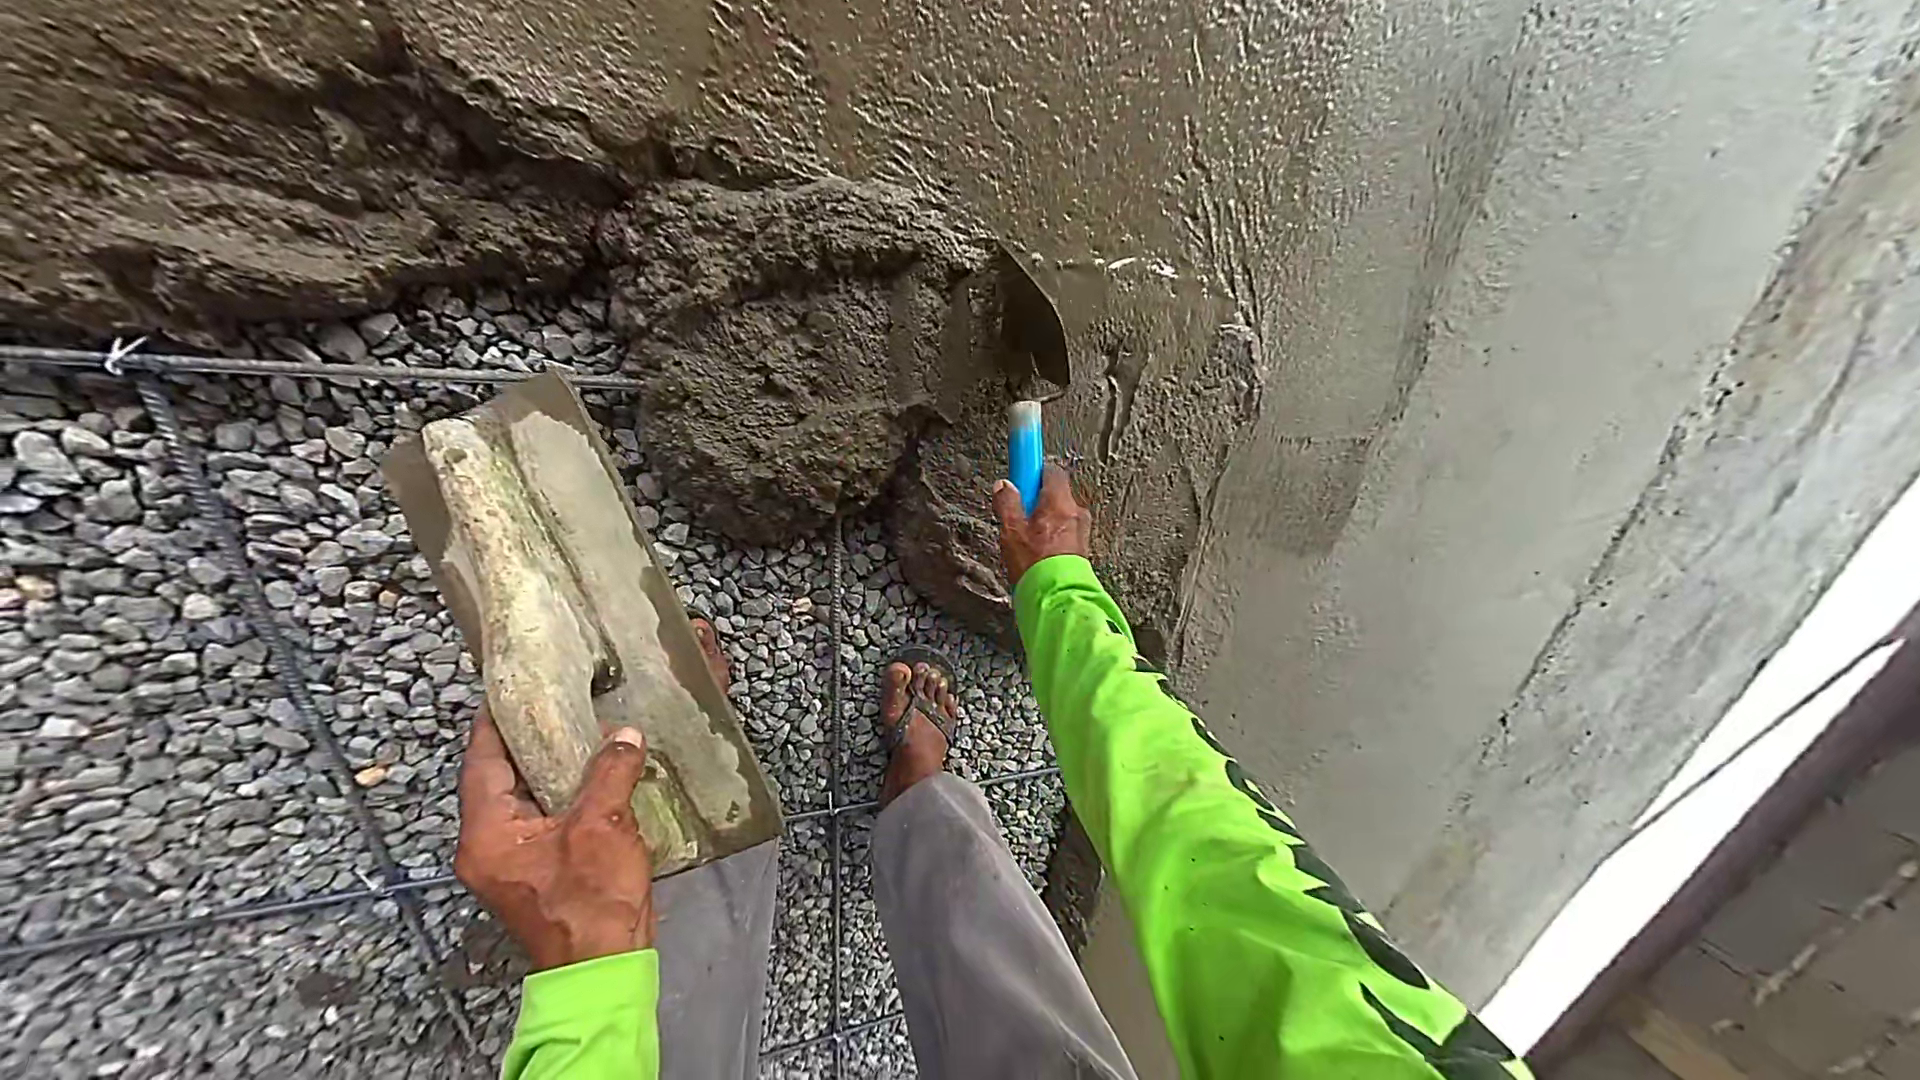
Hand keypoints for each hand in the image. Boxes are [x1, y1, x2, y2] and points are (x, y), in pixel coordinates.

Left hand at [454, 705, 656, 970]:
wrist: (605, 960)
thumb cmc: (590, 896)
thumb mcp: (601, 827)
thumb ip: (611, 773)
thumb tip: (626, 733)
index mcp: (489, 835)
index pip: (481, 767)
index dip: (492, 726)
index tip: (506, 690)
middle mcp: (494, 842)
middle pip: (505, 777)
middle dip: (531, 738)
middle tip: (557, 697)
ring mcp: (521, 854)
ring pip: (533, 793)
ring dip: (557, 761)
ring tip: (586, 722)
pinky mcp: (549, 860)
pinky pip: (554, 809)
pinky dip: (574, 784)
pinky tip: (604, 764)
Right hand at [992, 463, 1091, 585]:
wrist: (1057, 598)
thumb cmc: (1035, 564)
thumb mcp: (1011, 531)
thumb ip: (1007, 504)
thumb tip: (1004, 486)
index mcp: (1059, 502)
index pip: (1051, 471)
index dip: (1034, 470)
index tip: (1022, 470)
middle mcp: (1075, 513)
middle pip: (1056, 494)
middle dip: (1038, 500)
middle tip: (1020, 515)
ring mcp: (1081, 532)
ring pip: (1061, 515)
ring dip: (1045, 520)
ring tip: (1028, 540)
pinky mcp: (1082, 550)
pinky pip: (1065, 533)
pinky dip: (1053, 537)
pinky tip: (1039, 553)